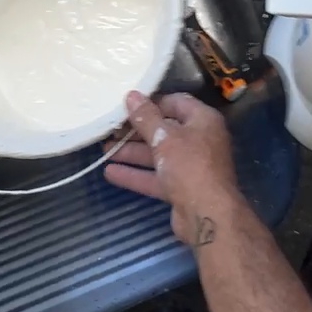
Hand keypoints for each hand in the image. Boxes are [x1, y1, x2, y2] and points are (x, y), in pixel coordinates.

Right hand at [104, 90, 242, 246]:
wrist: (207, 215)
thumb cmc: (189, 165)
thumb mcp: (165, 137)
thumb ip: (145, 118)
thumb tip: (132, 95)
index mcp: (203, 120)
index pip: (176, 103)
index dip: (152, 103)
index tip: (128, 105)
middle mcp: (199, 140)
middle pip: (164, 130)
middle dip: (137, 131)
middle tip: (110, 130)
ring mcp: (190, 166)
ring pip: (158, 154)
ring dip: (133, 153)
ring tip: (105, 150)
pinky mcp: (181, 188)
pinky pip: (156, 176)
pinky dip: (136, 174)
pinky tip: (111, 172)